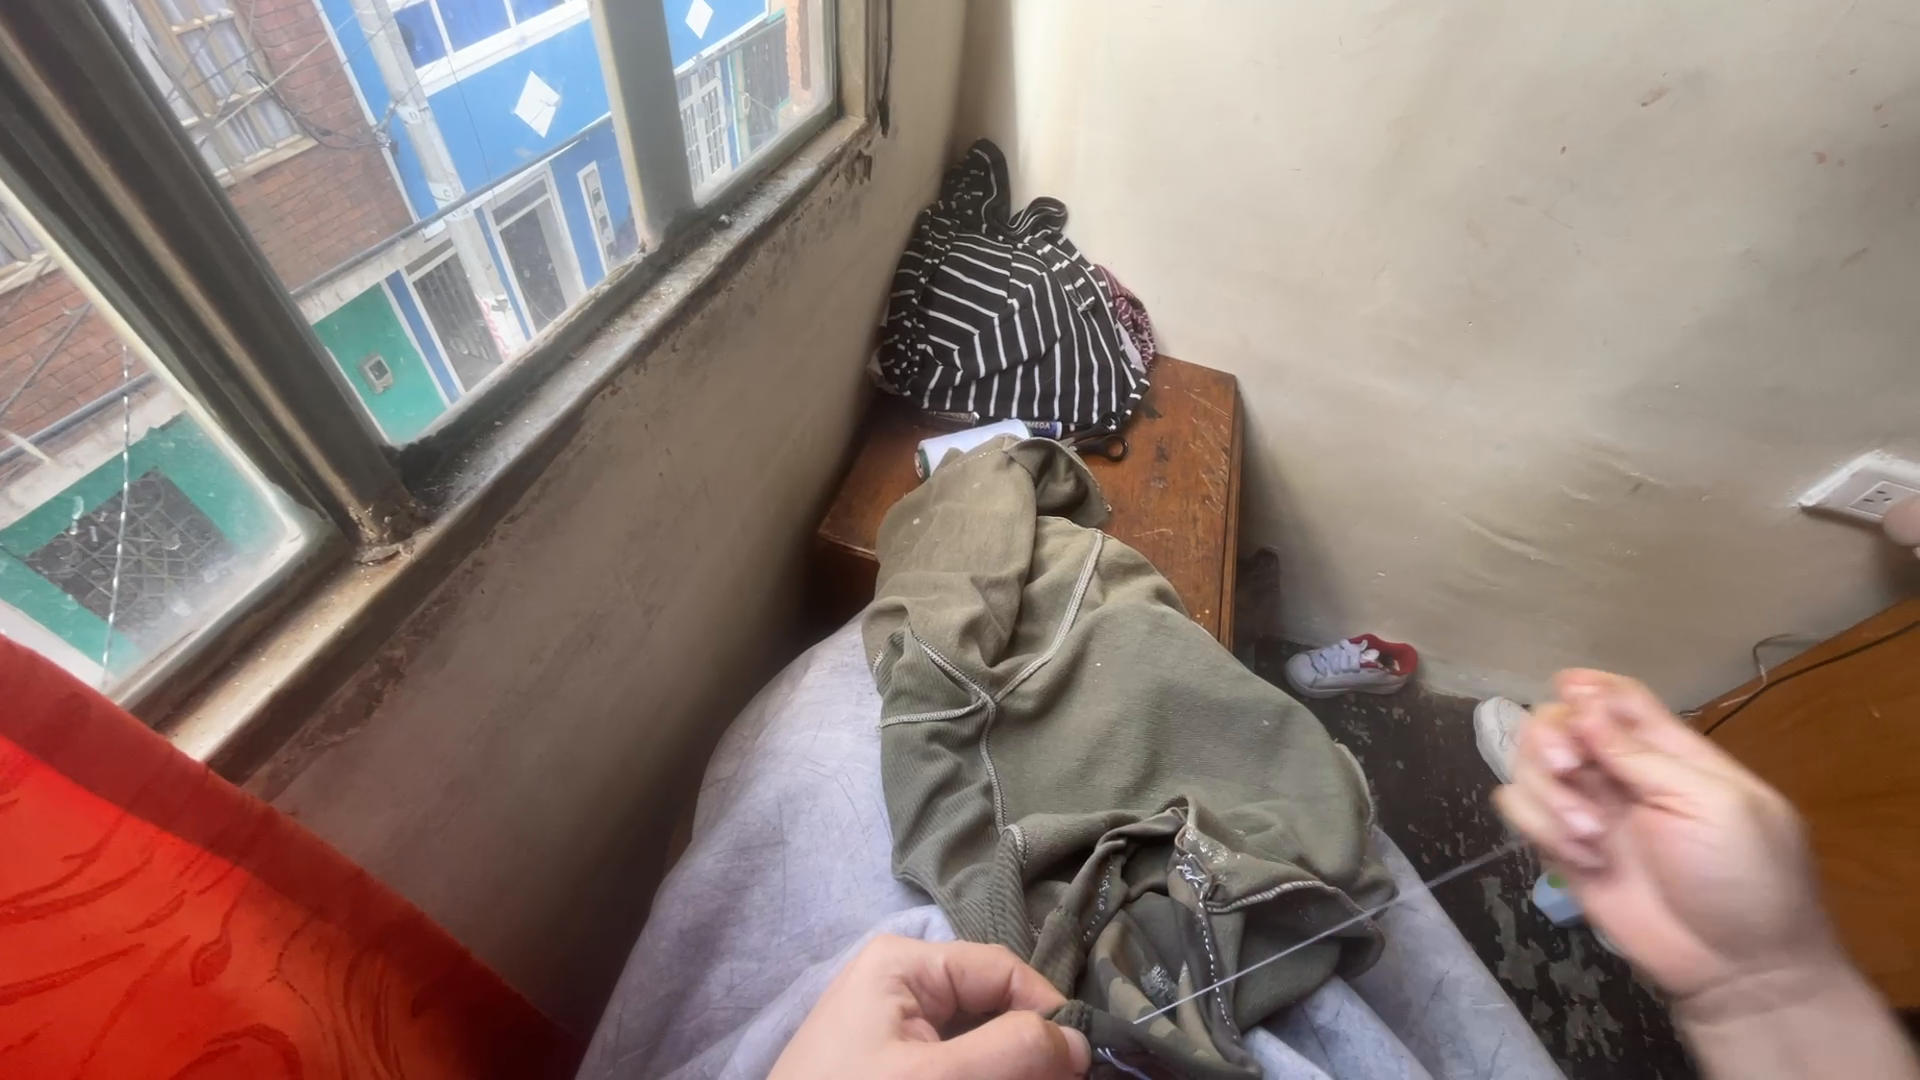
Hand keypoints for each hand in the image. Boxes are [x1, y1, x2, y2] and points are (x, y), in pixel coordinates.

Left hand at [769, 935, 1091, 1079]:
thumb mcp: (935, 1079)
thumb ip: (1010, 1053)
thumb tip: (1081, 1040)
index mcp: (905, 962)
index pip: (1000, 968)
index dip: (1048, 1011)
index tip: (1088, 1064)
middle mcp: (902, 983)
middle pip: (991, 1005)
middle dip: (1028, 1050)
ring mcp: (895, 1028)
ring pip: (977, 1042)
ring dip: (1008, 1069)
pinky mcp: (892, 1066)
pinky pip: (953, 1063)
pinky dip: (981, 1077)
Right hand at [1491, 670, 1844, 1011]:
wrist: (1734, 966)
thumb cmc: (1746, 879)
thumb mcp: (1714, 805)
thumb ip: (1642, 754)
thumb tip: (1581, 702)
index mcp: (1666, 754)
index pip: (1616, 698)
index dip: (1587, 687)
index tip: (1566, 689)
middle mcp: (1615, 771)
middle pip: (1555, 723)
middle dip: (1549, 739)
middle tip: (1566, 768)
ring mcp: (1582, 804)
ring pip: (1525, 763)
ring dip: (1548, 795)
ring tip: (1588, 837)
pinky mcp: (1553, 838)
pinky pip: (1513, 805)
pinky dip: (1537, 826)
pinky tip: (1580, 856)